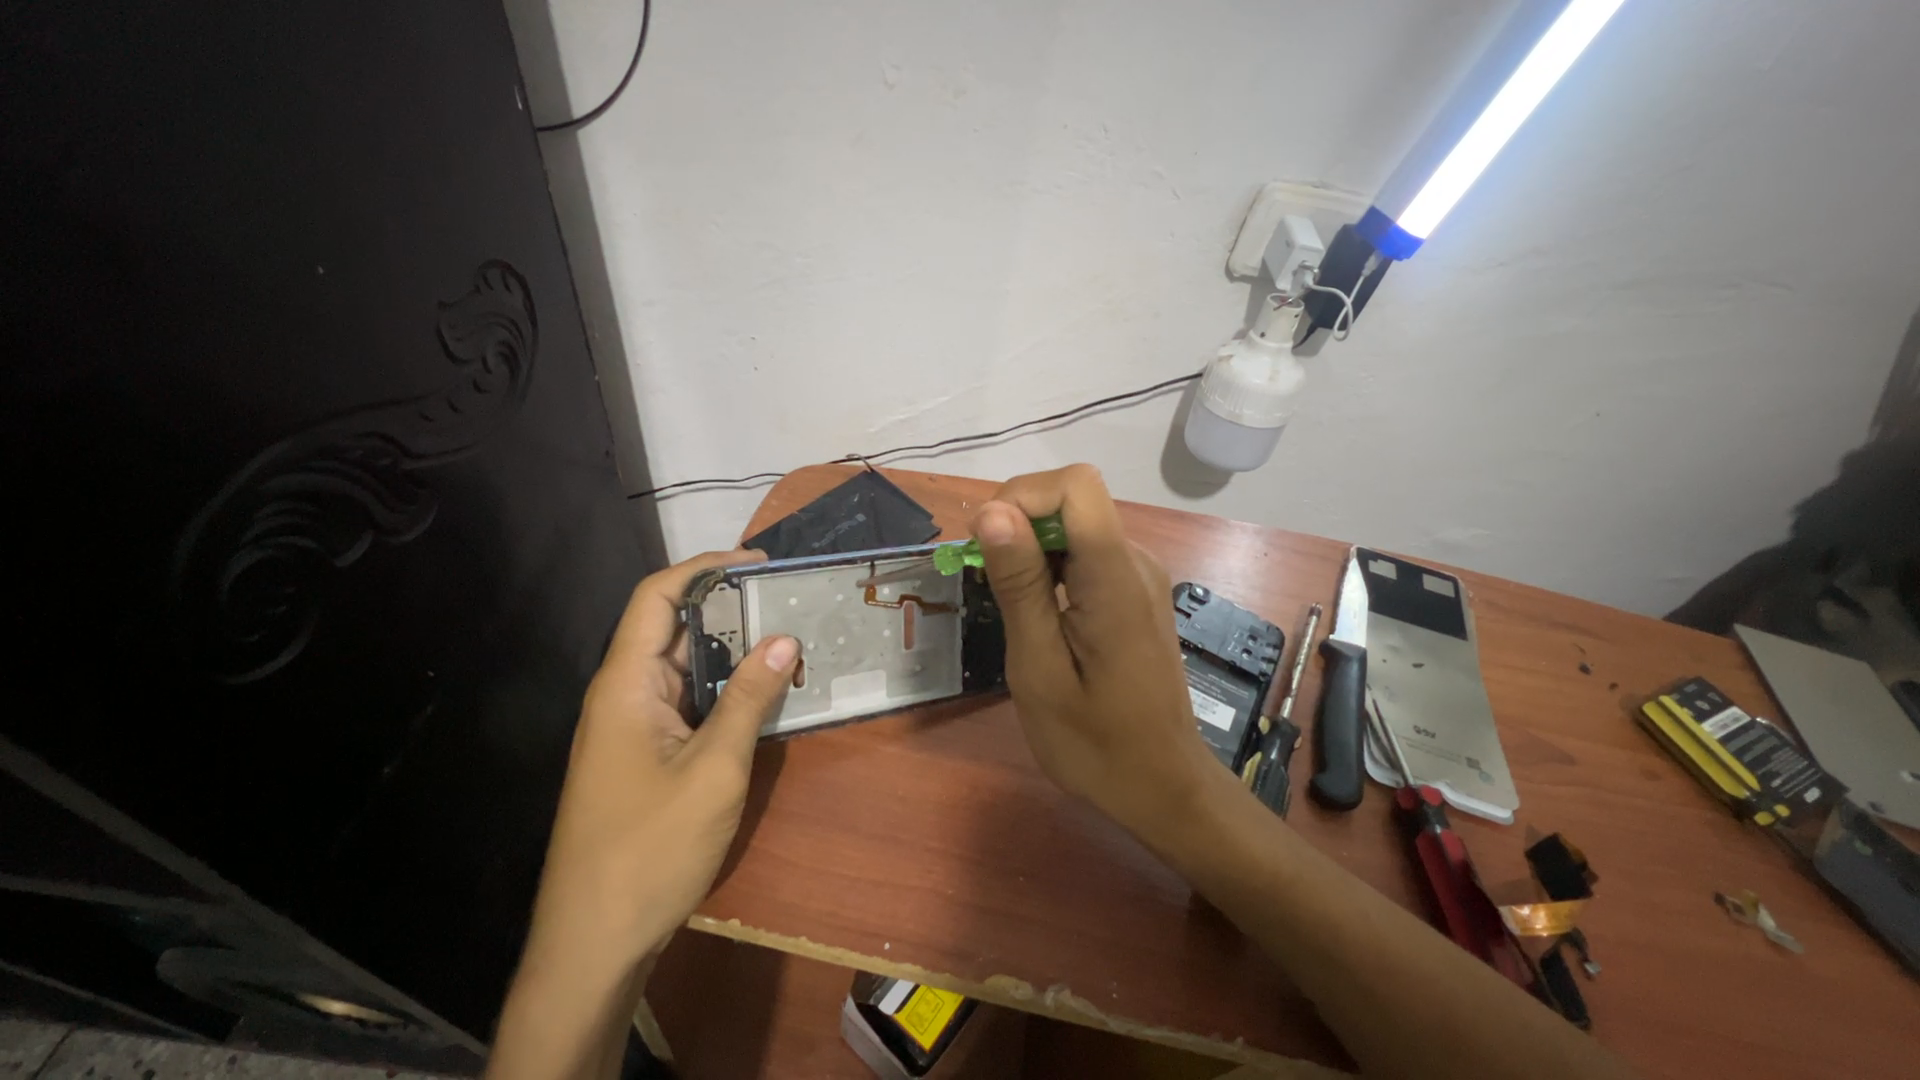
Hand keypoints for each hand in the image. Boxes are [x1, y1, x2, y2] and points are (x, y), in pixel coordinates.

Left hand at [520, 550, 798, 976]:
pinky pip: (686, 707)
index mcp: (625, 685)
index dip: (705, 568)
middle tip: (793, 604)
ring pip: (683, 671)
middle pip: (672, 630)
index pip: (658, 597)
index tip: (761, 564)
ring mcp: (631, 730)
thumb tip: (785, 639)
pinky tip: (765, 698)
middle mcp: (623, 696)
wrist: (595, 940)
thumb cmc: (650, 849)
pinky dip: (724, 694)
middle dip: (730, 610)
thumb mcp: (713, 770)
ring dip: (732, 654)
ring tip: (792, 642)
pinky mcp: (643, 759)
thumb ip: (748, 700)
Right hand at [970, 465, 1216, 841]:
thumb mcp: (1039, 669)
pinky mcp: (1134, 594)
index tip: (985, 550)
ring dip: (1030, 551)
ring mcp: (1139, 577)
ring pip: (1075, 527)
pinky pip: (1086, 556)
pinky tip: (1037, 617)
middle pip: (1071, 501)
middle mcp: (1135, 562)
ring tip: (1009, 610)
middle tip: (986, 586)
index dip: (1021, 498)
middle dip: (1017, 526)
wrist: (1161, 786)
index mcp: (1115, 577)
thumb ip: (1019, 585)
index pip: (1075, 485)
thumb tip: (993, 512)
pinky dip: (1050, 570)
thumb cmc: (1093, 743)